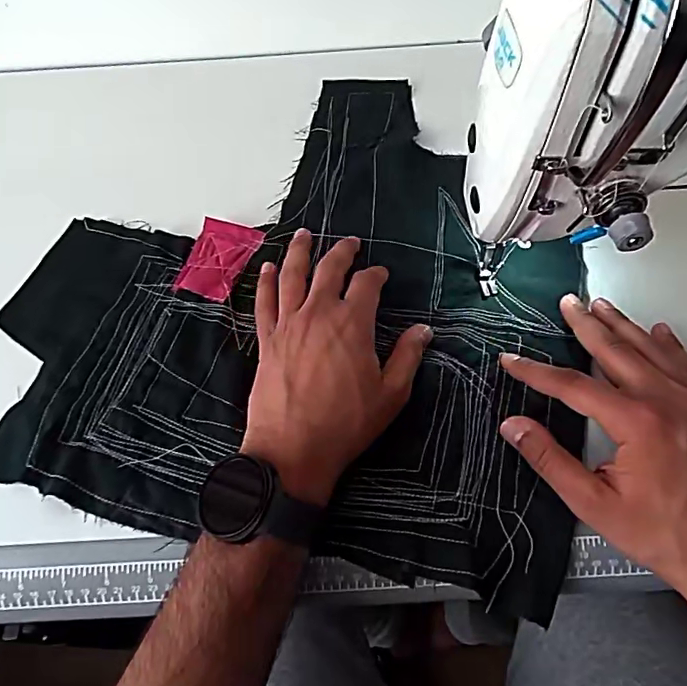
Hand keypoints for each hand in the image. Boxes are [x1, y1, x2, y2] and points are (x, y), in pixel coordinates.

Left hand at [241, 229, 431, 504]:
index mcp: (352, 324)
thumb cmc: (344, 425)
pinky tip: (267, 269)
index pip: (366, 284)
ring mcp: (288, 326)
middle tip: (349, 243)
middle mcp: (318, 315)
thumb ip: (407, 357)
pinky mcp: (266, 341)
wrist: (292, 449)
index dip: (375, 275)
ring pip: (291, 276)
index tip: (380, 275)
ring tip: (304, 236)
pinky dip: (265, 282)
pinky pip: (264, 302)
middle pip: (328, 270)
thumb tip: (422, 332)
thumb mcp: (390, 395)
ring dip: (299, 252)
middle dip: (341, 252)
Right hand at [496, 294, 686, 611]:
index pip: (574, 386)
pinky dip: (667, 346)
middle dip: (586, 325)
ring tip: (601, 307)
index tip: (513, 361)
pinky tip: (658, 333)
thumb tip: (515, 428)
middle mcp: (671, 406)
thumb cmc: (666, 536)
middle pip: (618, 352)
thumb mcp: (592, 503)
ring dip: (623, 326)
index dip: (537, 372)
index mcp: (639, 424)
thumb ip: (549, 459)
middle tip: (567, 303)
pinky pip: (686, 367)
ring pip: (653, 352)